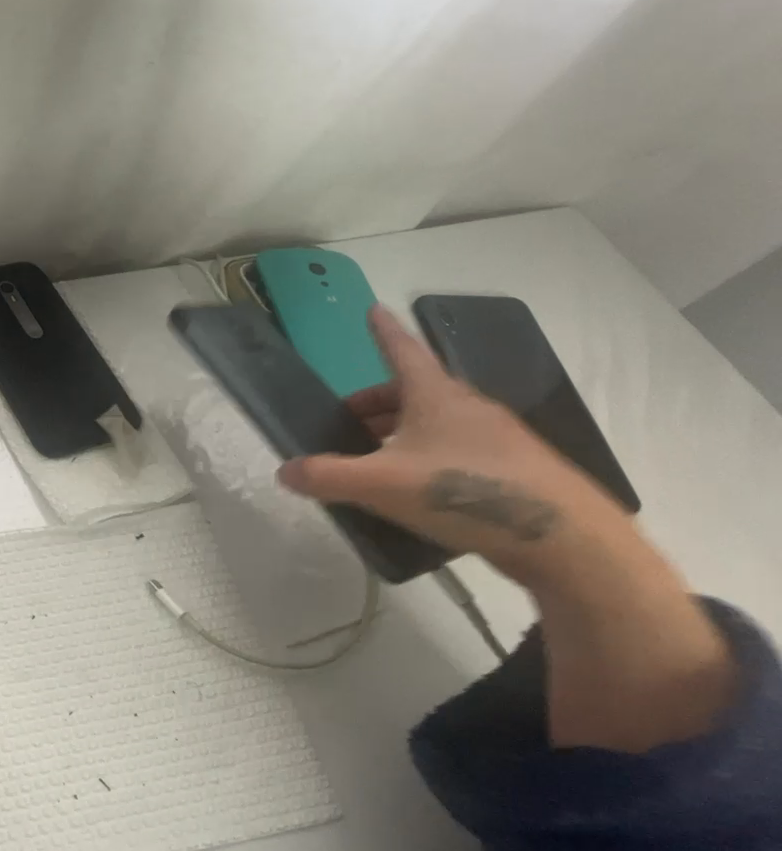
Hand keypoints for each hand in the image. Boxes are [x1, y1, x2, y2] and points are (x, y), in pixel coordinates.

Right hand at [276, 304, 631, 582]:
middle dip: (377, 404)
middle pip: (414, 392)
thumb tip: (286, 470)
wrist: (564, 540)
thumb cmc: (464, 494)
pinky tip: (418, 492)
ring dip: (402, 433)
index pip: (403, 352)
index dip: (384, 333)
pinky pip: (459, 450)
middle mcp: (469, 408)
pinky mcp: (515, 470)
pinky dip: (429, 458)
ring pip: (437, 423)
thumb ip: (327, 476)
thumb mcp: (379, 485)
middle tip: (347, 426)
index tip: (374, 310)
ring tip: (377, 464)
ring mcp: (498, 438)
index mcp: (436, 397)